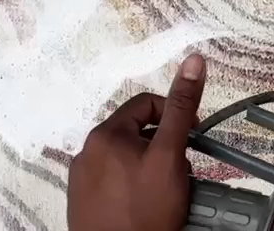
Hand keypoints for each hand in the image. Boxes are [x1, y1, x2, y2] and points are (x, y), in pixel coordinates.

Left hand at [68, 52, 207, 230]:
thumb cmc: (146, 213)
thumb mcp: (170, 154)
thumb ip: (182, 106)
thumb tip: (193, 60)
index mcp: (104, 134)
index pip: (147, 104)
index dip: (174, 115)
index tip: (190, 138)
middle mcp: (85, 153)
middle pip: (136, 130)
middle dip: (161, 143)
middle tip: (178, 168)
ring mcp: (80, 182)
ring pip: (125, 155)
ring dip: (148, 164)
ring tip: (163, 189)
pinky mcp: (80, 206)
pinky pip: (112, 180)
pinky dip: (131, 184)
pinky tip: (144, 204)